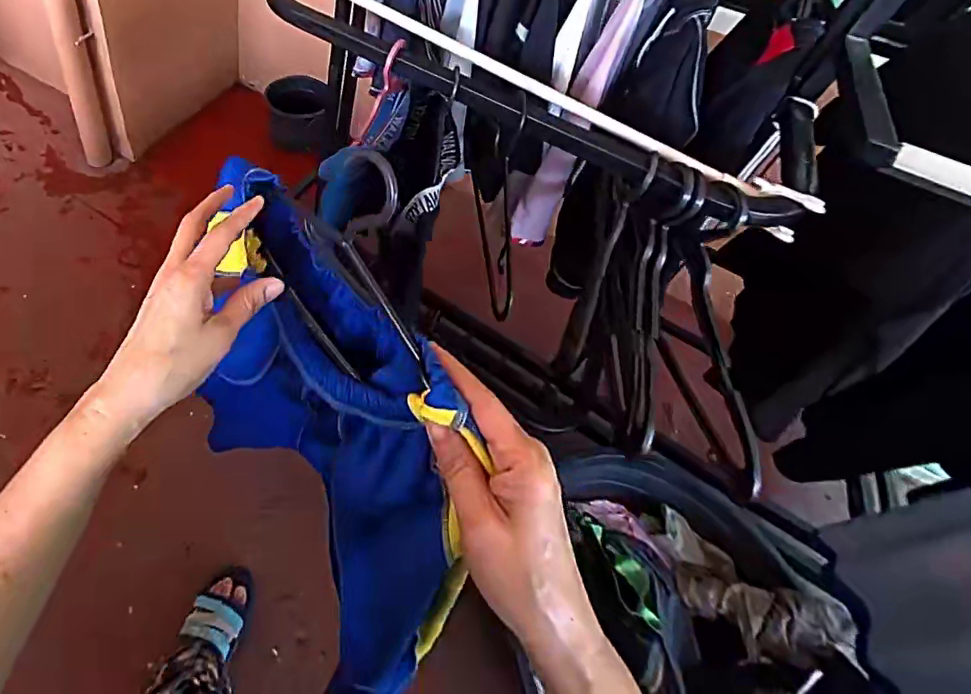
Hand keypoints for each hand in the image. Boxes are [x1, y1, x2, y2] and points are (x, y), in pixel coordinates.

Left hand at [87, 186, 282, 430]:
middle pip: (191, 226)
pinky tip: (225, 282)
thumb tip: (273, 284)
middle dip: (211, 205)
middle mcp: (172, 273)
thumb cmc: (174, 364)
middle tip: (229, 192)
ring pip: (187, 247)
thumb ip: (247, 304)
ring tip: (236, 238)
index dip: (241, 215)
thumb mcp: (221, 335)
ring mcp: (163, 285)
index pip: (220, 234)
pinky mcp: (160, 299)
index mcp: (190, 277)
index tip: (257, 200)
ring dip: (209, 235)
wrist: (128, 391)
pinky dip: (206, 263)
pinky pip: (186, 269)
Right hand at [425, 348, 635, 693]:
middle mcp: (531, 453)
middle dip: (451, 395)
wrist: (555, 621)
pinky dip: (467, 442)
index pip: (484, 402)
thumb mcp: (476, 522)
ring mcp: (530, 467)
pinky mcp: (525, 481)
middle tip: (415, 379)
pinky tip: (447, 441)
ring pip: (487, 431)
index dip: (456, 374)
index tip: (431, 351)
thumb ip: (456, 466)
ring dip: (457, 419)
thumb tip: (434, 421)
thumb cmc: (518, 577)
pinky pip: (492, 449)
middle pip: (485, 412)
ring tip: (423, 405)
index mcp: (524, 457)